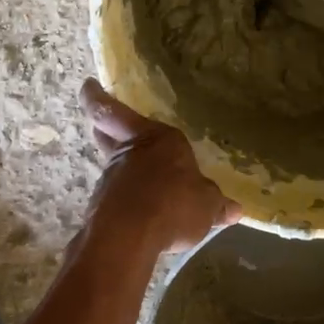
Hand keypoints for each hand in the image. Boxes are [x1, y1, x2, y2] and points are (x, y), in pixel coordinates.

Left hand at [79, 79, 238, 255]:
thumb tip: (235, 209)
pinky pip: (120, 200)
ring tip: (150, 189)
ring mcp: (111, 180)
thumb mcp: (207, 205)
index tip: (87, 85)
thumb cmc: (173, 204)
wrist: (128, 237)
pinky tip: (147, 221)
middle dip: (103, 128)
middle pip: (108, 135)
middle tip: (100, 123)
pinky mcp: (103, 208)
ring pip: (115, 168)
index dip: (98, 97)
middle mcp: (129, 153)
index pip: (116, 111)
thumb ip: (216, 204)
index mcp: (155, 138)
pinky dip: (131, 205)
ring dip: (126, 174)